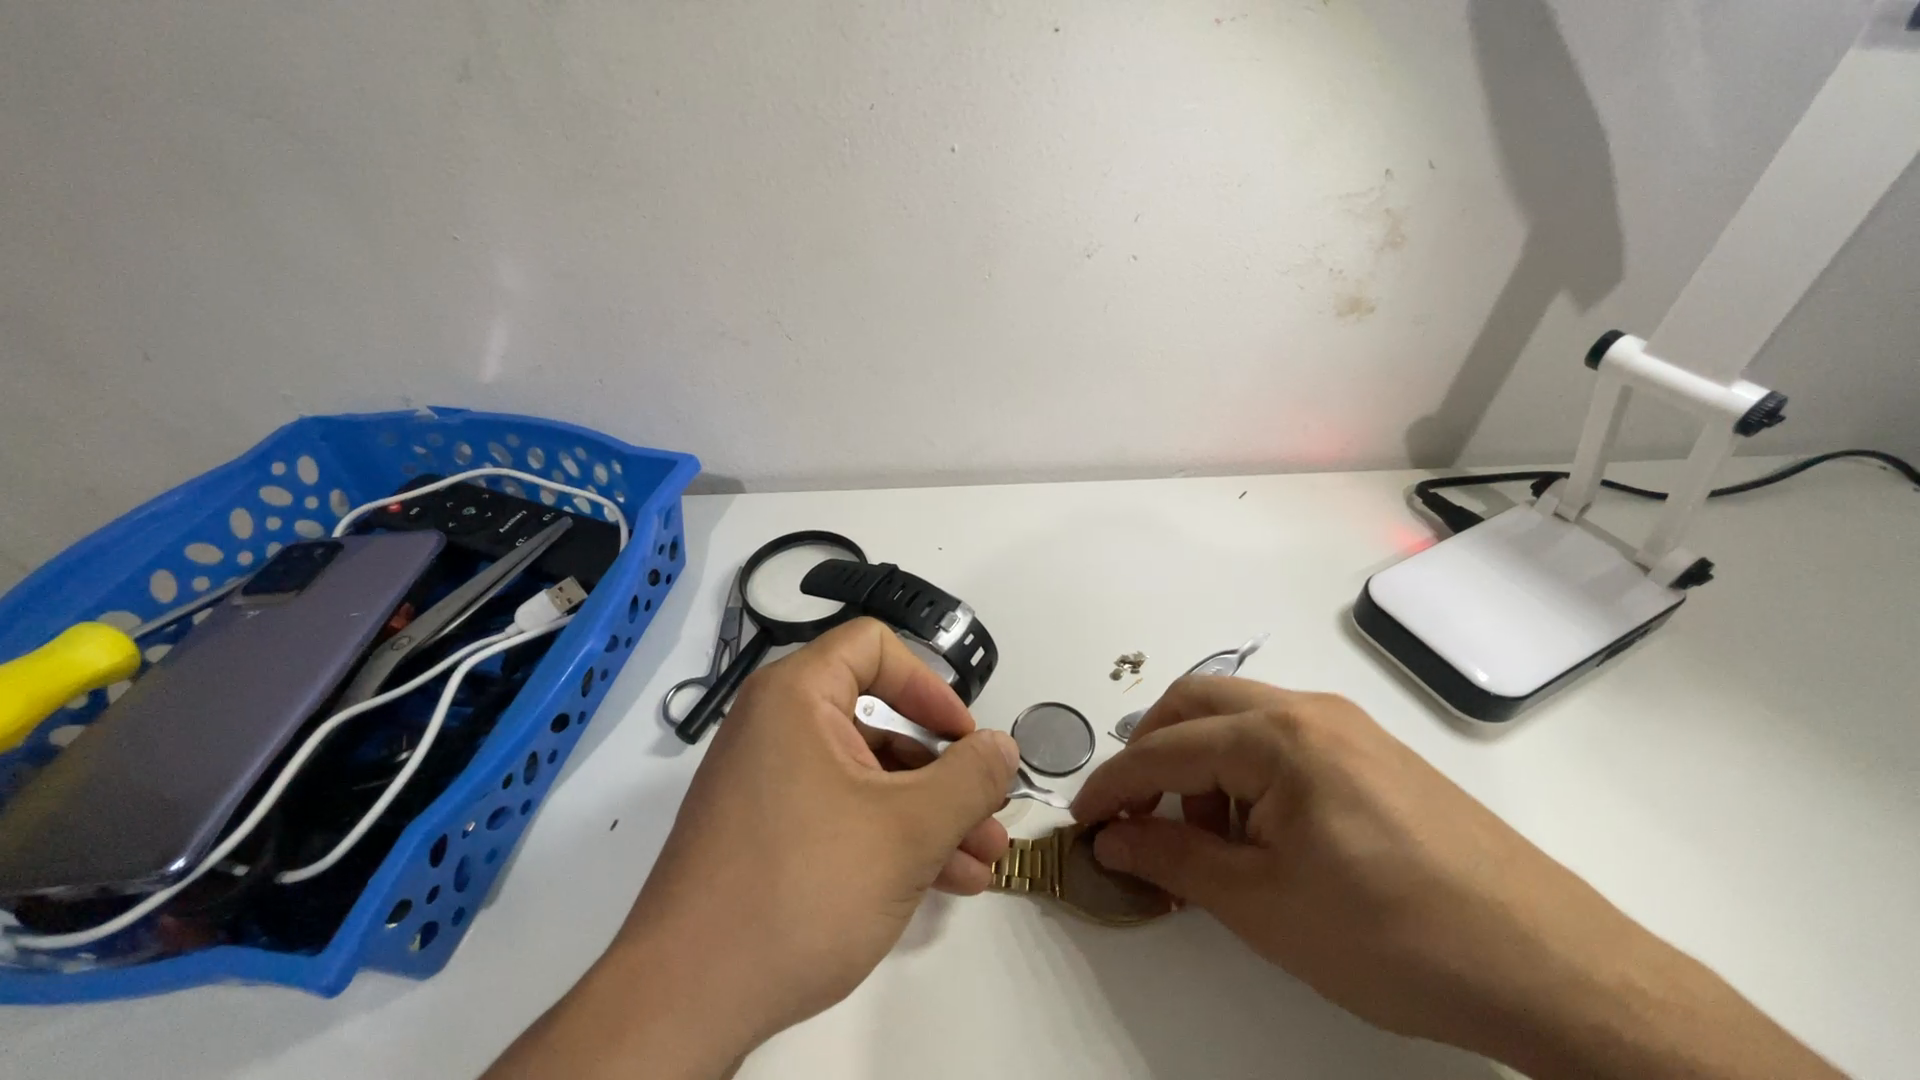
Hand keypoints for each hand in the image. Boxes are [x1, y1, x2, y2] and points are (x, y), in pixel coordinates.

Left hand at [486, 618, 1022, 1079]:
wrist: (687, 999)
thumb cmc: (803, 888)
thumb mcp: (907, 831)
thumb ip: (969, 779)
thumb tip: (1003, 745)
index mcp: (795, 697)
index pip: (872, 647)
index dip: (929, 686)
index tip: (965, 739)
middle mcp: (775, 729)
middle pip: (879, 723)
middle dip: (945, 773)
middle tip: (990, 815)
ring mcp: (767, 786)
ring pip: (867, 779)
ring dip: (929, 815)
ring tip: (981, 863)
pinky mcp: (765, 836)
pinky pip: (841, 815)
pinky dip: (890, 839)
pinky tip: (942, 883)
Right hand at [1071, 677, 1841, 1078]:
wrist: (1548, 964)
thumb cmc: (1391, 936)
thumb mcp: (1261, 906)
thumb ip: (1173, 861)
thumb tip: (1112, 839)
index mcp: (1276, 736)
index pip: (1162, 749)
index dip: (1112, 786)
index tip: (1083, 823)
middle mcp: (1310, 711)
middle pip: (1197, 703)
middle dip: (1150, 751)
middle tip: (1134, 814)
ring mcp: (1351, 727)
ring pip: (1242, 717)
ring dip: (1201, 762)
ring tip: (1204, 839)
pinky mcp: (1379, 754)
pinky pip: (1286, 739)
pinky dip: (1247, 770)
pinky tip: (1261, 832)